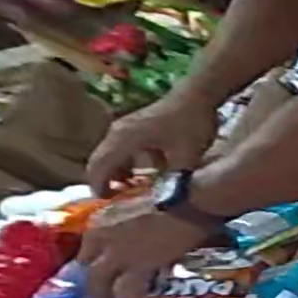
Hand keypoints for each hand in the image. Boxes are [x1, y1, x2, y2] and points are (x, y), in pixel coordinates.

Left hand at [77, 196, 217, 297]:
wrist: (193, 201)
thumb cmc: (175, 197)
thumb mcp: (143, 206)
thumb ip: (134, 222)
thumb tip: (143, 231)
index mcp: (100, 223)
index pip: (87, 249)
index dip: (94, 261)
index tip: (101, 270)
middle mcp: (101, 240)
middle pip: (88, 268)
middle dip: (92, 283)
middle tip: (98, 297)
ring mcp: (119, 254)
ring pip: (101, 282)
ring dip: (105, 296)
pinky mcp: (141, 265)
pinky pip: (130, 287)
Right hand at [86, 94, 218, 196]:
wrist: (199, 96)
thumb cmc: (190, 124)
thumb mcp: (187, 154)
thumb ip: (176, 176)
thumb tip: (170, 196)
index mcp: (121, 141)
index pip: (99, 167)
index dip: (99, 185)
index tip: (104, 201)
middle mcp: (117, 133)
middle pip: (104, 160)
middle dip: (108, 179)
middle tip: (118, 197)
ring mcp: (128, 127)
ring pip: (117, 153)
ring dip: (123, 169)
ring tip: (135, 186)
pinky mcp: (141, 125)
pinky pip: (130, 147)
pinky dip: (135, 160)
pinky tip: (155, 169)